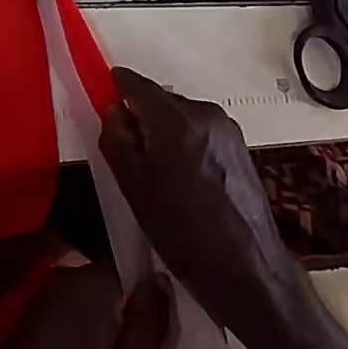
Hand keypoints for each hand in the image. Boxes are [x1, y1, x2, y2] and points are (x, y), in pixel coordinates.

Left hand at [0, 263, 168, 348]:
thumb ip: (150, 323)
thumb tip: (160, 279)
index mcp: (87, 284)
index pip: (131, 261)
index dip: (154, 283)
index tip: (171, 311)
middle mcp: (59, 282)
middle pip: (110, 282)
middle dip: (132, 305)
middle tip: (156, 343)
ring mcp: (40, 302)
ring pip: (91, 302)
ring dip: (110, 323)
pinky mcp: (28, 325)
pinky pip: (71, 317)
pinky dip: (88, 335)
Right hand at [98, 67, 304, 343]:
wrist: (244, 264)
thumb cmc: (179, 229)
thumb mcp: (133, 186)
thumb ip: (116, 139)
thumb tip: (113, 110)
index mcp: (175, 120)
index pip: (137, 84)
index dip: (117, 86)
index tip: (103, 93)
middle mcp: (205, 113)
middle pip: (162, 100)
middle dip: (141, 116)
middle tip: (127, 148)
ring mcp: (227, 128)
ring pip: (182, 116)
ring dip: (165, 130)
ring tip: (157, 170)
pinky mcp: (241, 145)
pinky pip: (201, 131)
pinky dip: (185, 141)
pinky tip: (182, 176)